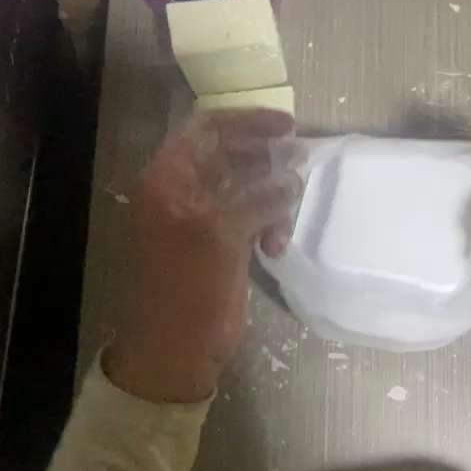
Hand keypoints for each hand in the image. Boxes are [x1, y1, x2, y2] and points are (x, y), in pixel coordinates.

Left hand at [108, 110, 303, 403]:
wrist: (177, 348)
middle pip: (230, 157)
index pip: (208, 130)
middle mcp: (182, 193)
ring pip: (246, 190)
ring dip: (271, 201)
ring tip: (284, 225)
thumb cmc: (189, 287)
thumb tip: (294, 175)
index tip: (288, 126)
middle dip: (266, 161)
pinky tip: (276, 247)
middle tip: (302, 164)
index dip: (248, 122)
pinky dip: (268, 226)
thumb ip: (260, 198)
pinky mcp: (220, 246)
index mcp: (169, 180)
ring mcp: (202, 220)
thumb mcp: (222, 234)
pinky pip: (251, 219)